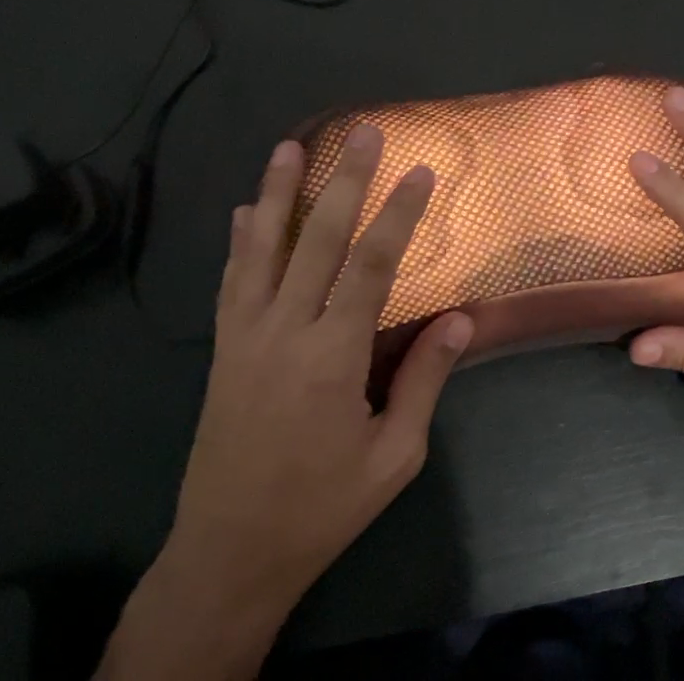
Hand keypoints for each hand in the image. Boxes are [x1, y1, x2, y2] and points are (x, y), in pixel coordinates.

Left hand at [160, 126, 472, 629]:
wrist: (230, 549)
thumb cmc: (322, 506)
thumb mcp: (393, 456)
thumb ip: (423, 382)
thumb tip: (460, 320)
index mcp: (333, 355)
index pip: (371, 265)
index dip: (398, 214)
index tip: (421, 172)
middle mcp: (285, 330)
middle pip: (317, 239)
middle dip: (344, 181)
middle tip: (364, 133)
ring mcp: (245, 335)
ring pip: (263, 248)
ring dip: (278, 192)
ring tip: (291, 145)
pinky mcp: (223, 349)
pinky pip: (232, 281)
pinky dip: (242, 241)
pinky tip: (246, 212)